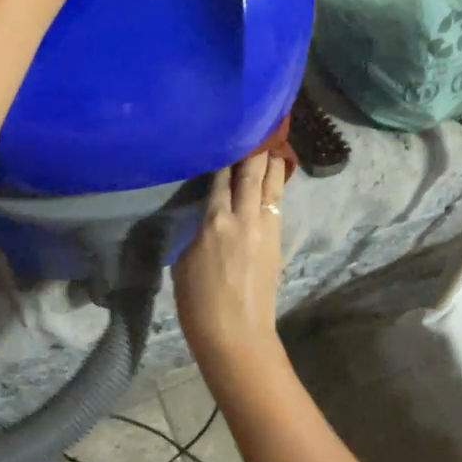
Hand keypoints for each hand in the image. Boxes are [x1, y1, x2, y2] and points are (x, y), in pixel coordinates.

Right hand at [173, 153, 288, 366]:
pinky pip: (276, 203)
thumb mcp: (184, 261)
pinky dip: (275, 185)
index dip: (223, 155)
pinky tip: (274, 175)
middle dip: (253, 149)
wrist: (236, 336)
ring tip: (271, 141)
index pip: (220, 178)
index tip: (223, 134)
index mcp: (214, 222)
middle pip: (251, 173)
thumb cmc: (199, 304)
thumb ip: (196, 231)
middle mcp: (243, 217)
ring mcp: (265, 228)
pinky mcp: (277, 241)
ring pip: (271, 184)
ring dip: (271, 162)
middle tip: (254, 125)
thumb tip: (204, 216)